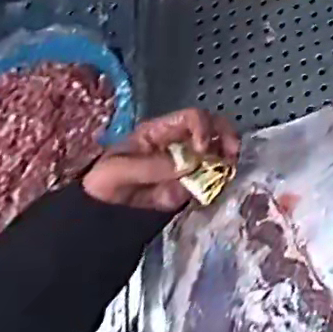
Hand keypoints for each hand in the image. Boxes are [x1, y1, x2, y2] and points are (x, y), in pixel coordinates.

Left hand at [82, 107, 240, 211]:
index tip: (202, 149)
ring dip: (228, 158)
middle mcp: (184, 139)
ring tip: (226, 172)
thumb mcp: (116, 172)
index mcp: (164, 130)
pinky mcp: (198, 176)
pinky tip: (219, 184)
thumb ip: (150, 166)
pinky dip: (222, 177)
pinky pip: (218, 172)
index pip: (194, 117)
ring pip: (222, 149)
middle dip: (228, 138)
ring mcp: (193, 158)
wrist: (101, 214)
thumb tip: (189, 164)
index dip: (204, 128)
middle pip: (217, 127)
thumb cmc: (105, 183)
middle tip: (231, 155)